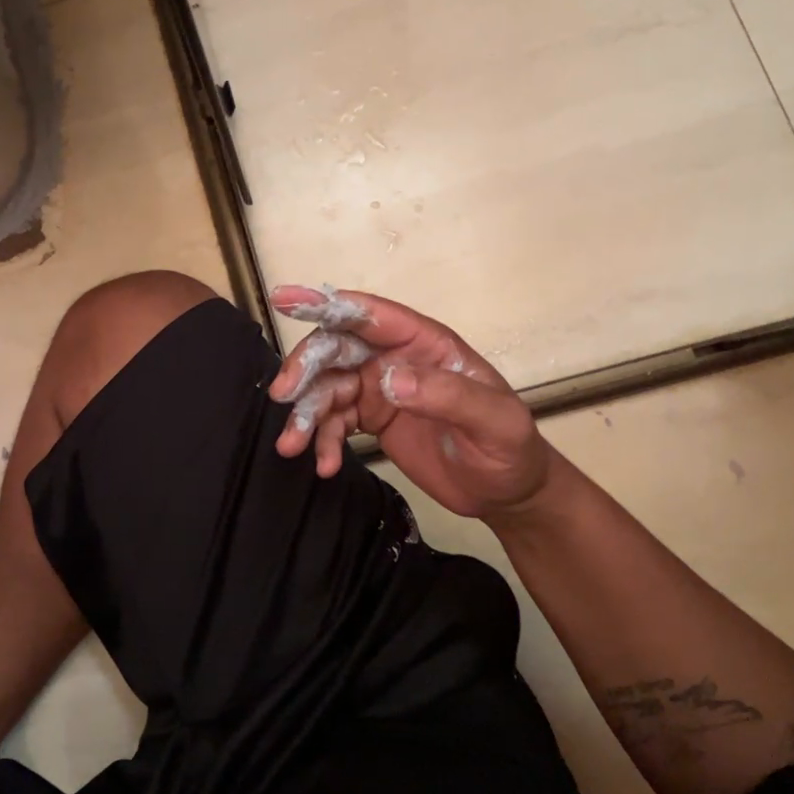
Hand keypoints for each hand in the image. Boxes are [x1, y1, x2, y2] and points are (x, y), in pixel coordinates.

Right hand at [266, 285, 553, 520]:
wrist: (507, 493)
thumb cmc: (510, 451)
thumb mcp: (495, 422)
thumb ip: (446, 396)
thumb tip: (388, 379)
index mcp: (425, 344)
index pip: (371, 315)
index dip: (327, 304)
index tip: (284, 300)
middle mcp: (396, 358)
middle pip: (335, 349)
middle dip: (305, 369)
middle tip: (283, 397)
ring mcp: (380, 388)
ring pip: (326, 386)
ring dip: (304, 413)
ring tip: (291, 446)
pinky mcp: (371, 418)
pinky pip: (332, 420)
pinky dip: (321, 440)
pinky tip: (325, 465)